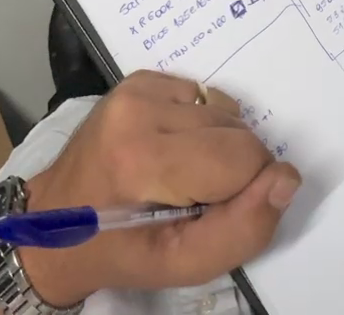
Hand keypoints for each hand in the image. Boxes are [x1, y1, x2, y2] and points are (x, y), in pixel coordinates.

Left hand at [17, 71, 301, 305]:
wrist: (58, 217)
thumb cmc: (120, 247)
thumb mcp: (182, 264)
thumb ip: (242, 228)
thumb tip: (285, 178)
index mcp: (143, 158)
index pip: (243, 156)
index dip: (247, 190)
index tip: (215, 212)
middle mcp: (137, 109)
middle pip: (235, 130)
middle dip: (233, 167)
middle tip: (196, 197)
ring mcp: (134, 88)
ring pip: (221, 110)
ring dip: (216, 144)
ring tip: (182, 174)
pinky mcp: (136, 79)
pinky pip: (199, 94)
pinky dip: (199, 122)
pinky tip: (173, 147)